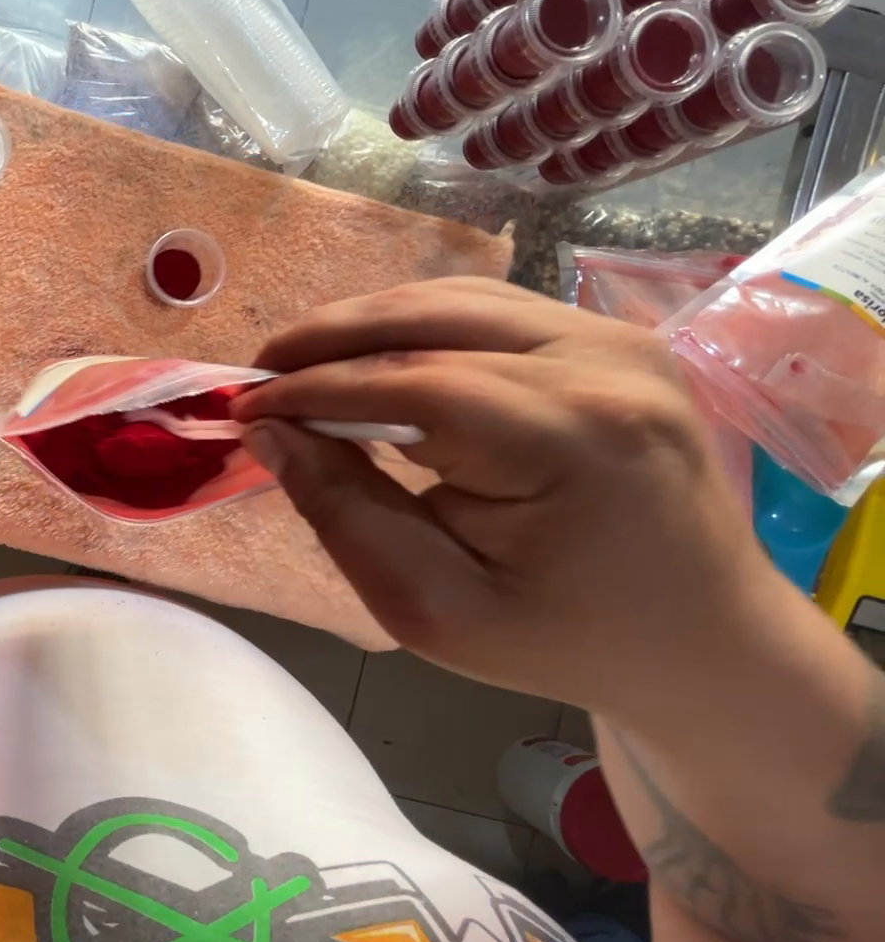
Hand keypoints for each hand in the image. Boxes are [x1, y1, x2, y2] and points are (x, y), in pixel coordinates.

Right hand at [231, 278, 790, 712]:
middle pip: (426, 318)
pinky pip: (483, 309)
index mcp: (572, 438)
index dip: (310, 389)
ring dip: (359, 325)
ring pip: (451, 299)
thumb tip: (268, 432)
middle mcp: (606, 363)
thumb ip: (340, 509)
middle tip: (256, 377)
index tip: (242, 409)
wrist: (699, 642)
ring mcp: (618, 340)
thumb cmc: (556, 638)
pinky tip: (363, 359)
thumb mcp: (425, 603)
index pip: (407, 381)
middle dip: (323, 340)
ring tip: (296, 367)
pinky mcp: (610, 341)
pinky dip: (406, 326)